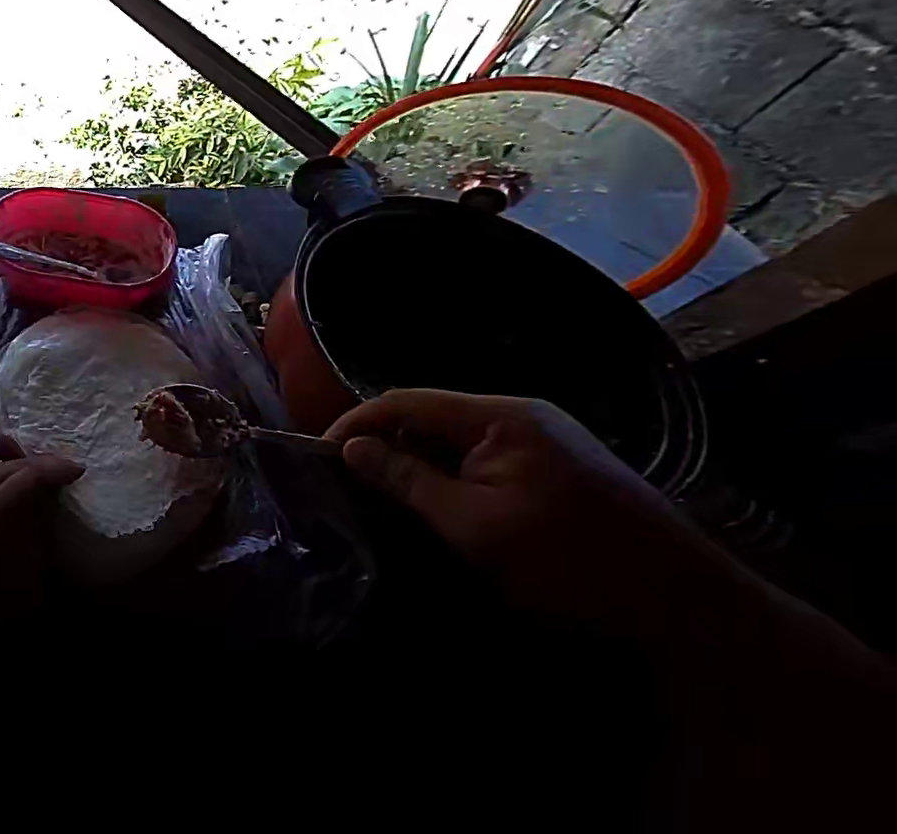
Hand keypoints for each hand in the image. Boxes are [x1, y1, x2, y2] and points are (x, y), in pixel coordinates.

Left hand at [0, 434, 82, 656]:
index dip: (55, 469)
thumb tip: (48, 505)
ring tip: (22, 463)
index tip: (77, 469)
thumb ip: (34, 534)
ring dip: (3, 450)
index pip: (25, 477)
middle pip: (4, 462)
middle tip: (58, 469)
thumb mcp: (18, 578)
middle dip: (37, 462)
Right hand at [326, 389, 720, 637]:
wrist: (694, 615)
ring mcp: (543, 438)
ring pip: (451, 434)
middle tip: (348, 475)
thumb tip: (351, 448)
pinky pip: (480, 452)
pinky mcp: (555, 463)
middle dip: (383, 440)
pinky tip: (434, 498)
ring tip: (382, 488)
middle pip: (427, 413)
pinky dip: (446, 470)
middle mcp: (521, 414)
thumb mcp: (472, 524)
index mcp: (501, 418)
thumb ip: (406, 479)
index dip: (355, 422)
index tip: (322, 453)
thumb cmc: (571, 564)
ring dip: (414, 457)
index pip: (404, 401)